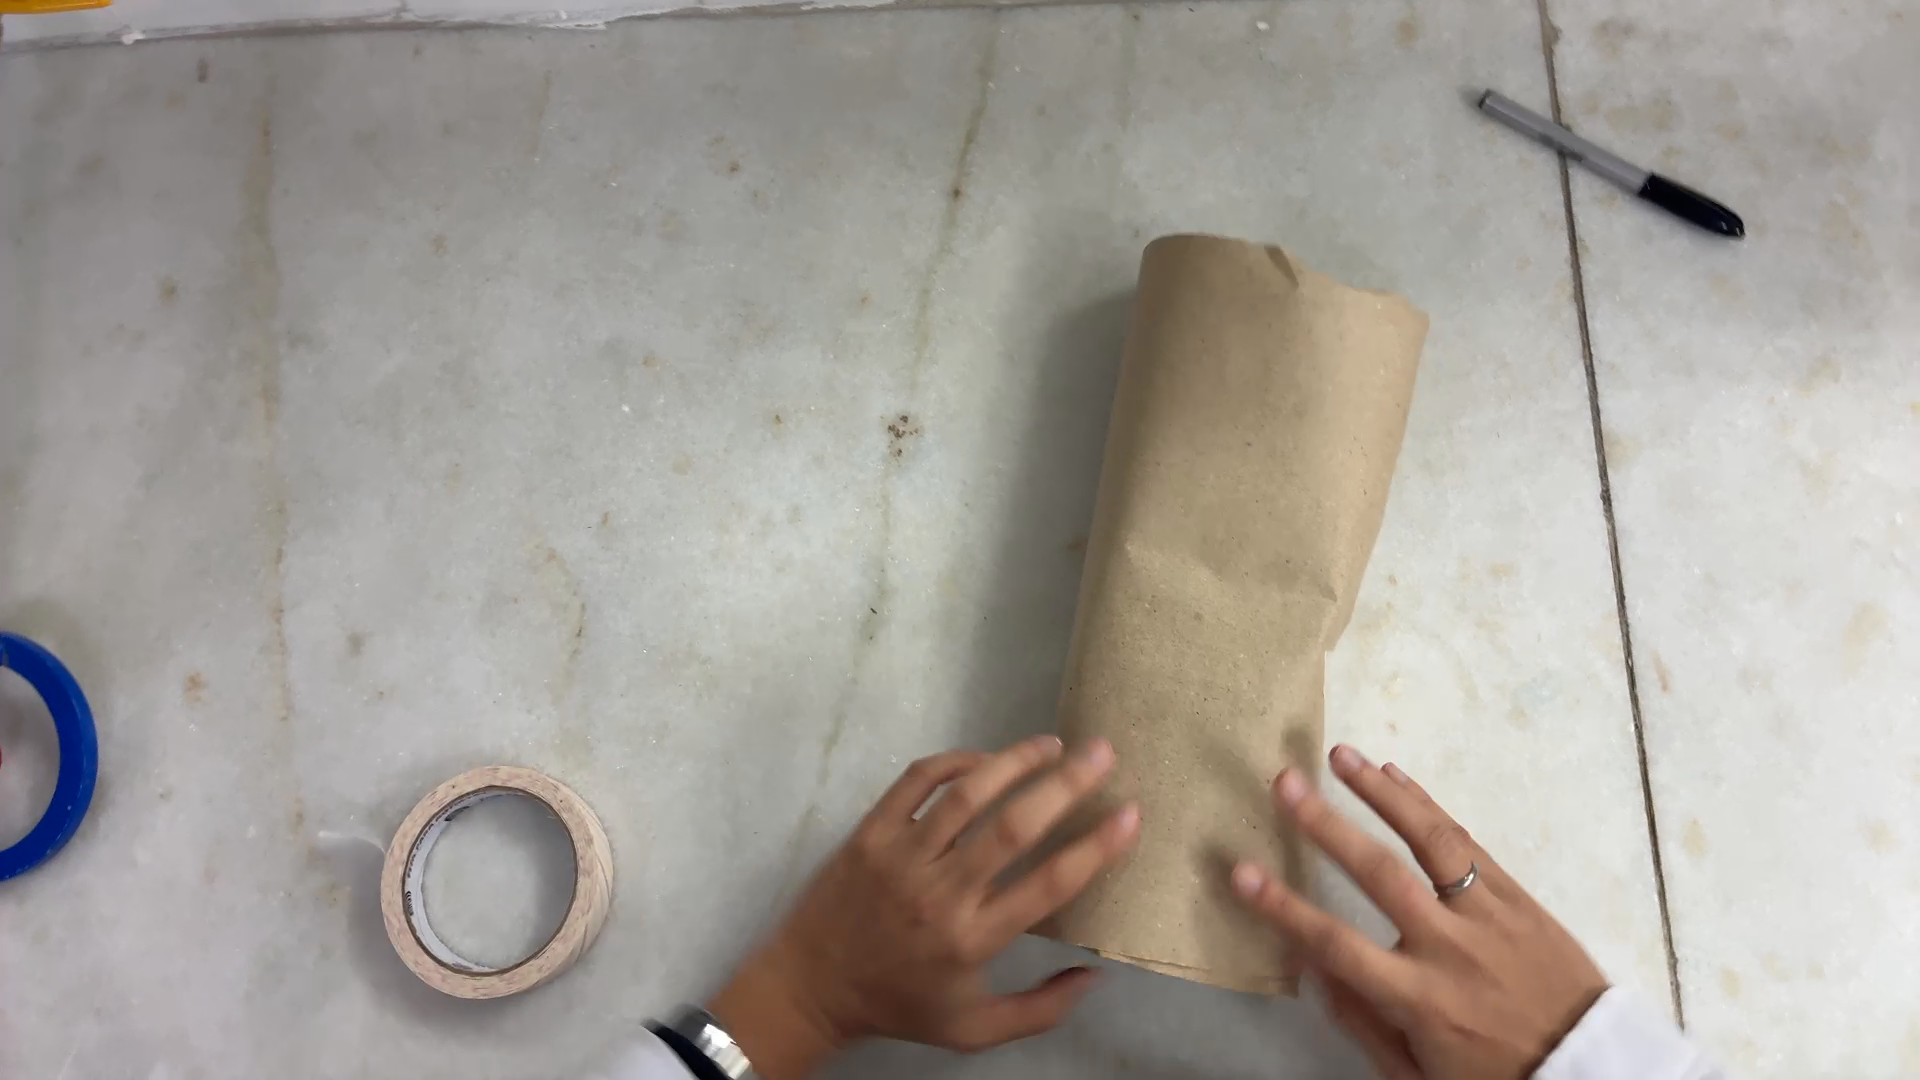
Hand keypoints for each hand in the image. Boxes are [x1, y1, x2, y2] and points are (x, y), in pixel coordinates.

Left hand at [710, 736, 1140, 1078]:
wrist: (811, 984)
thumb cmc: (899, 1002)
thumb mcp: (972, 1030)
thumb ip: (1039, 1010)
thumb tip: (1097, 974)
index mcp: (972, 940)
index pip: (1048, 886)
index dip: (1096, 848)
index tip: (1129, 814)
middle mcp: (941, 892)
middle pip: (1013, 827)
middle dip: (1064, 785)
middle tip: (1101, 753)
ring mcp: (902, 855)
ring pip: (967, 794)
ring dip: (1014, 761)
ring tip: (1052, 743)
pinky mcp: (871, 830)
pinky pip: (917, 780)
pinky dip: (955, 760)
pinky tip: (985, 757)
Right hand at [1230, 745, 1606, 1079]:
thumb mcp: (1421, 1077)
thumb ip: (1364, 1021)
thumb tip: (1307, 965)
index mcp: (1422, 1000)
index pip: (1336, 946)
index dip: (1284, 909)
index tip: (1240, 872)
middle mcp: (1452, 949)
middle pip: (1380, 875)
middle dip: (1326, 825)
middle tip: (1285, 781)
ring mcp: (1490, 917)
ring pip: (1430, 842)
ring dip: (1380, 793)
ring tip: (1340, 754)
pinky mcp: (1519, 900)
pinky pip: (1467, 843)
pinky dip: (1426, 805)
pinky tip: (1394, 774)